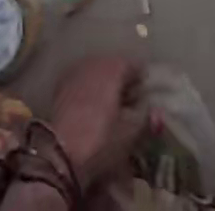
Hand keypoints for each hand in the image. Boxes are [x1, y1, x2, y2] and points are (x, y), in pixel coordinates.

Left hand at [48, 55, 143, 189]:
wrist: (59, 154)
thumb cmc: (100, 140)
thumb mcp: (131, 133)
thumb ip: (146, 116)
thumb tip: (156, 109)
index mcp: (113, 66)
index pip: (135, 65)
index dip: (142, 80)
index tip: (147, 96)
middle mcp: (93, 62)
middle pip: (114, 66)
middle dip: (123, 81)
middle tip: (131, 103)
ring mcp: (74, 71)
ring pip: (96, 73)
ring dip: (105, 85)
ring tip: (112, 107)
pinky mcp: (60, 86)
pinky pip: (82, 82)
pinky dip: (90, 91)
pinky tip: (92, 110)